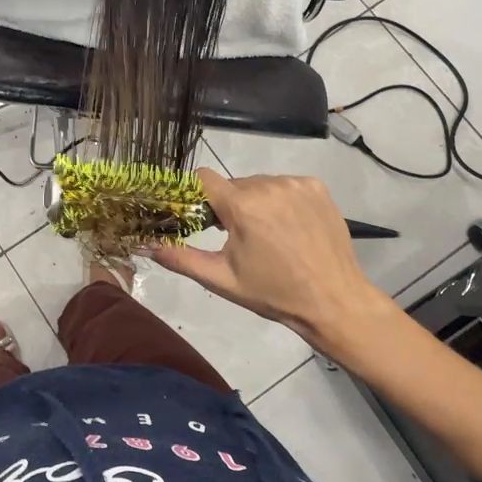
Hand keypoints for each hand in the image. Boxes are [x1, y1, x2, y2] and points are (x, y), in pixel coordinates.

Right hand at [153, 169, 394, 348]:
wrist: (336, 302)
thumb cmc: (274, 293)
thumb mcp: (222, 280)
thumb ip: (180, 258)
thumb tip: (145, 245)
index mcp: (243, 206)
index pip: (202, 178)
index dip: (194, 194)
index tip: (199, 216)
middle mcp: (268, 185)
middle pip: (232, 184)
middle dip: (228, 205)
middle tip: (237, 237)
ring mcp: (296, 184)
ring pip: (258, 184)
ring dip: (254, 202)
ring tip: (267, 235)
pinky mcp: (316, 187)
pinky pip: (284, 184)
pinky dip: (280, 200)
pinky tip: (289, 226)